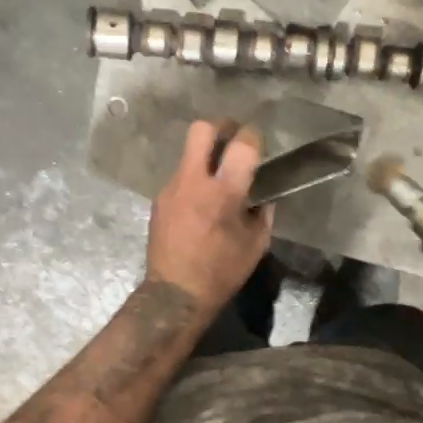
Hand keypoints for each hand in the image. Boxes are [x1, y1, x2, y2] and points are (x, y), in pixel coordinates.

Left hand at [145, 120, 273, 315]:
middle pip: (202, 129)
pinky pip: (180, 177)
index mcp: (223, 193)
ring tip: (217, 178)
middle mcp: (194, 182)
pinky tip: (201, 203)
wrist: (175, 294)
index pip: (242, 144)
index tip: (258, 144)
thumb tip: (262, 195)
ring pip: (188, 153)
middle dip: (221, 128)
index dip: (253, 137)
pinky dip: (194, 181)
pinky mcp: (159, 199)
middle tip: (232, 140)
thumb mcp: (255, 245)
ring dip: (205, 157)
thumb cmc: (221, 272)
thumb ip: (262, 213)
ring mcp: (172, 188)